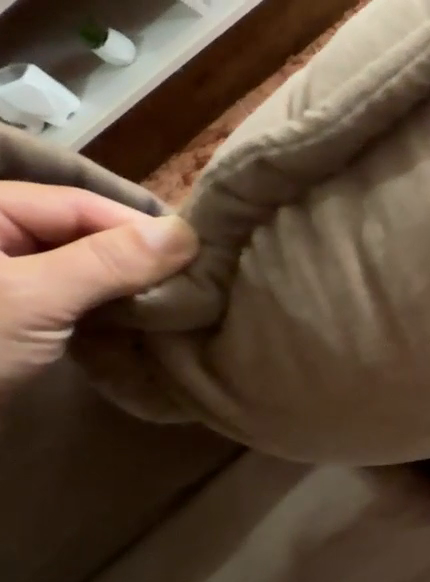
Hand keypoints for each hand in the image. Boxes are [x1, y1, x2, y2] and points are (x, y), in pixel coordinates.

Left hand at [0, 180, 196, 386]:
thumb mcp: (35, 298)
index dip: (140, 227)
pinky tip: (148, 321)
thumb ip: (107, 262)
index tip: (201, 261)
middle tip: (200, 287)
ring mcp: (8, 273)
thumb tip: (186, 233)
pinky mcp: (21, 307)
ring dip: (134, 285)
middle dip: (141, 257)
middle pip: (84, 231)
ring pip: (88, 264)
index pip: (77, 203)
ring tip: (184, 305)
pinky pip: (80, 293)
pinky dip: (116, 305)